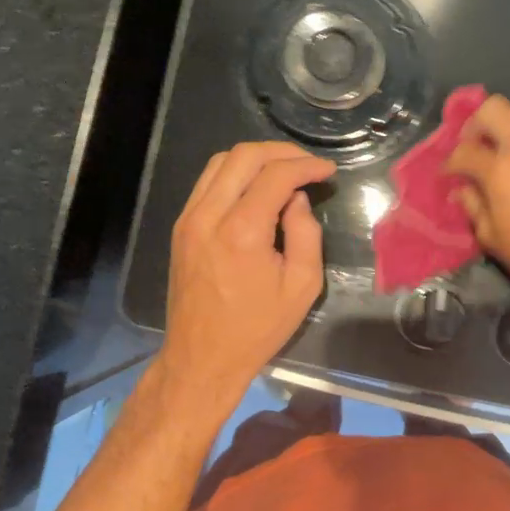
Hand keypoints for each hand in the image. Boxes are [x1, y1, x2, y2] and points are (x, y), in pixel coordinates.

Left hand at [158, 142, 335, 408]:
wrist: (203, 357)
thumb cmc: (258, 328)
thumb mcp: (302, 286)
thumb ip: (306, 234)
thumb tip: (296, 200)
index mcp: (243, 232)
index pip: (276, 175)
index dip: (306, 166)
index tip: (328, 171)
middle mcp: (210, 216)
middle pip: (243, 156)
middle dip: (281, 152)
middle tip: (308, 164)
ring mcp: (189, 219)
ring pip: (220, 163)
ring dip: (255, 159)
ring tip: (284, 170)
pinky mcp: (181, 227)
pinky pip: (207, 182)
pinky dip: (235, 174)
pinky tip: (256, 187)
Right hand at [444, 95, 509, 303]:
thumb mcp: (491, 236)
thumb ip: (473, 206)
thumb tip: (463, 189)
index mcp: (499, 169)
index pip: (464, 151)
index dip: (451, 162)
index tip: (450, 174)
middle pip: (492, 109)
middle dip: (476, 125)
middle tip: (475, 147)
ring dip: (508, 124)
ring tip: (505, 148)